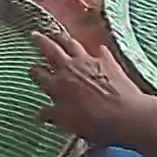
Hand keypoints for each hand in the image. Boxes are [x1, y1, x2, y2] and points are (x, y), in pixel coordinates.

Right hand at [29, 32, 154, 145]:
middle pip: (51, 49)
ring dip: (61, 37)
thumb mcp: (67, 123)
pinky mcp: (107, 60)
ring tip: (56, 33)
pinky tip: (97, 48)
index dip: (34, 70)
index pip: (38, 73)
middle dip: (41, 41)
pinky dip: (96, 49)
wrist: (125, 115)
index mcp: (56, 85)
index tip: (32, 68)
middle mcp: (69, 69)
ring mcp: (88, 61)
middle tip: (34, 34)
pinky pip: (99, 50)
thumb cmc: (93, 123)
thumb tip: (39, 115)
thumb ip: (52, 115)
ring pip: (71, 43)